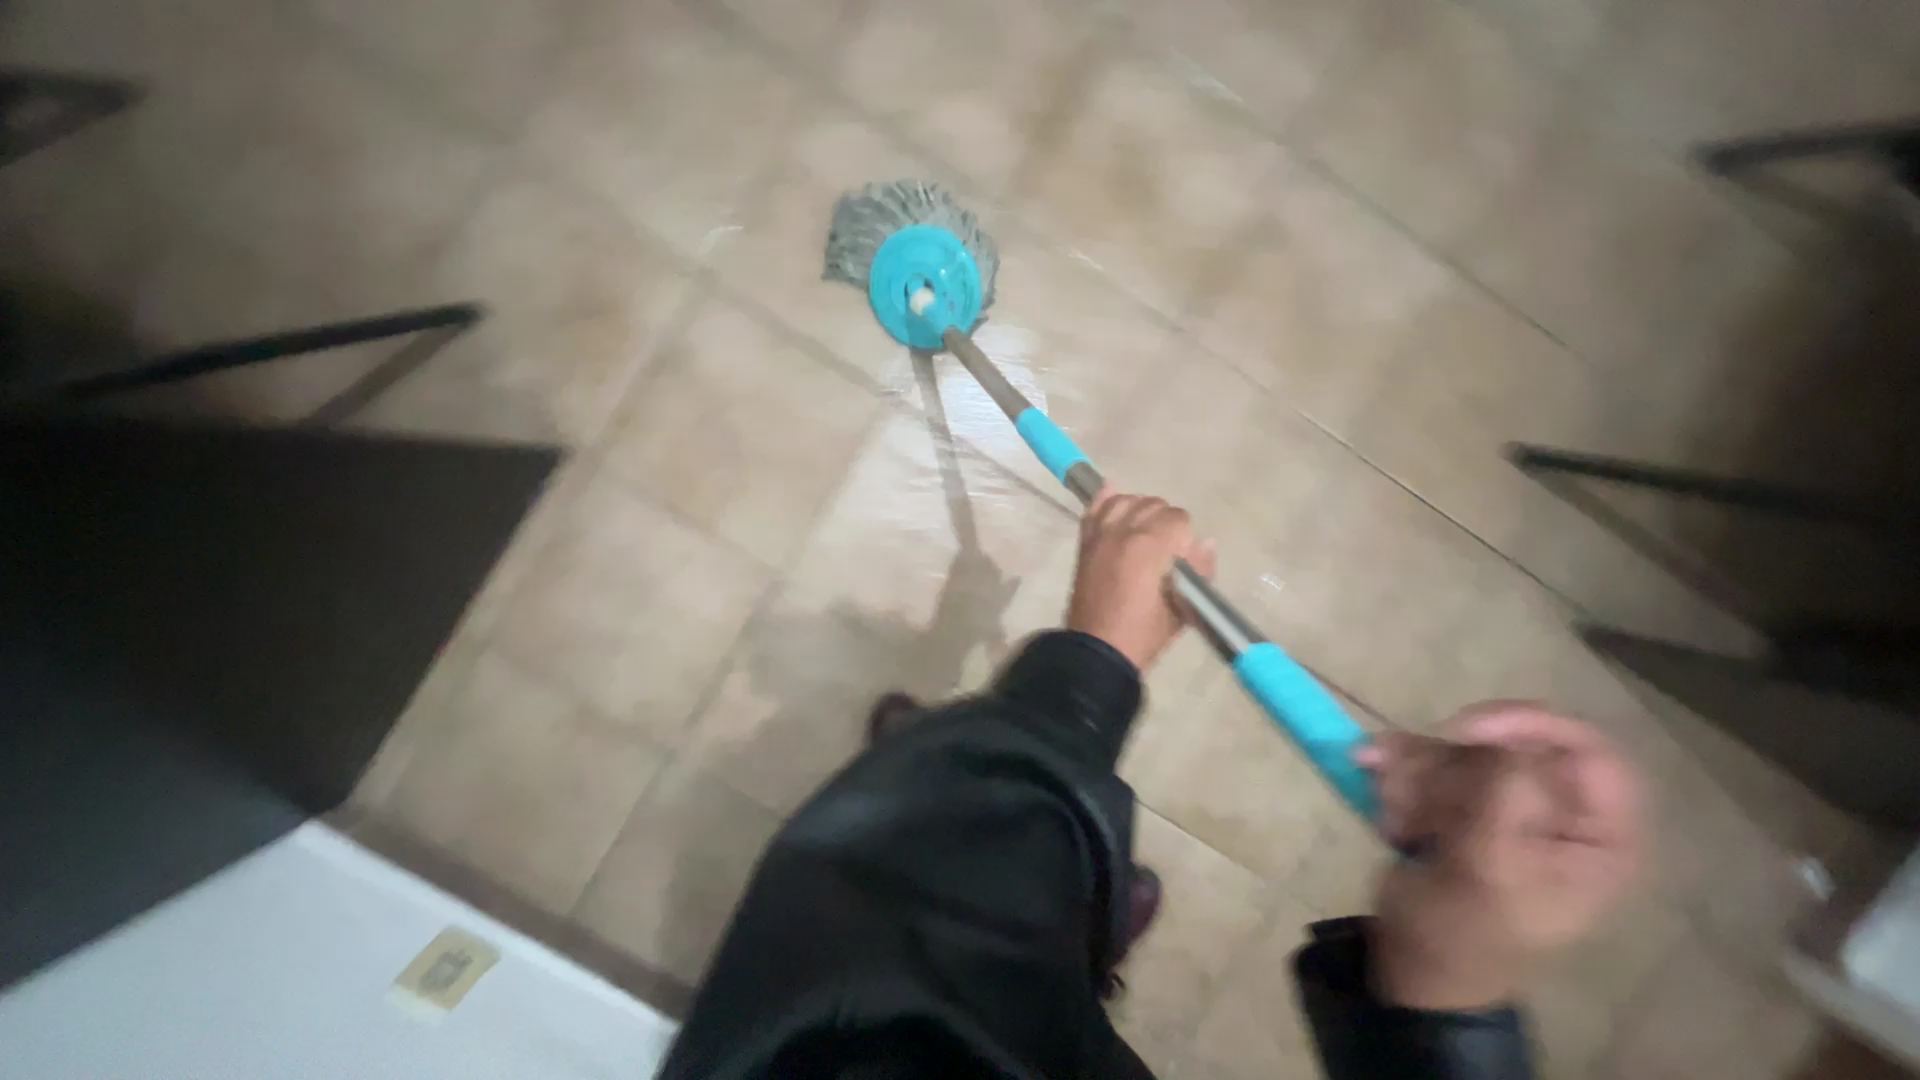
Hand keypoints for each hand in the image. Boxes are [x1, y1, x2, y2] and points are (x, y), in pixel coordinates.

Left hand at [1065, 488, 1215, 671]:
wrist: (1097, 651)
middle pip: (1154, 505)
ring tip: (1148, 533)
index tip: (1184, 562)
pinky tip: (1115, 492)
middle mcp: (1123, 531)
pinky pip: (1095, 508)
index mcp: (1149, 546)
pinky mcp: (1086, 542)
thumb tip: (1206, 543)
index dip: (1186, 538)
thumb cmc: (1143, 634)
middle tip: (1169, 552)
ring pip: (1126, 500)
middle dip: (1168, 523)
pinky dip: (1106, 499)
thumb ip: (1198, 571)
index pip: (1178, 520)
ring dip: (1142, 510)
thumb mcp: (1182, 609)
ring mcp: (1101, 535)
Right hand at [1355, 702, 1642, 1010]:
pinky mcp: (1455, 797)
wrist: (1416, 965)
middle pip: (1502, 744)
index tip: (1462, 730)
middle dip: (1447, 770)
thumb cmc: (1465, 934)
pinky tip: (1386, 816)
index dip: (1528, 726)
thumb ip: (1503, 800)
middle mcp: (1555, 808)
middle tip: (1416, 809)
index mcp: (1596, 835)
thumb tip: (1500, 739)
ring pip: (1454, 748)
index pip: (1587, 750)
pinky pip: (1421, 758)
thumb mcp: (1490, 872)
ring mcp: (1501, 800)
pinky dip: (1395, 778)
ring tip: (1400, 825)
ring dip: (1413, 778)